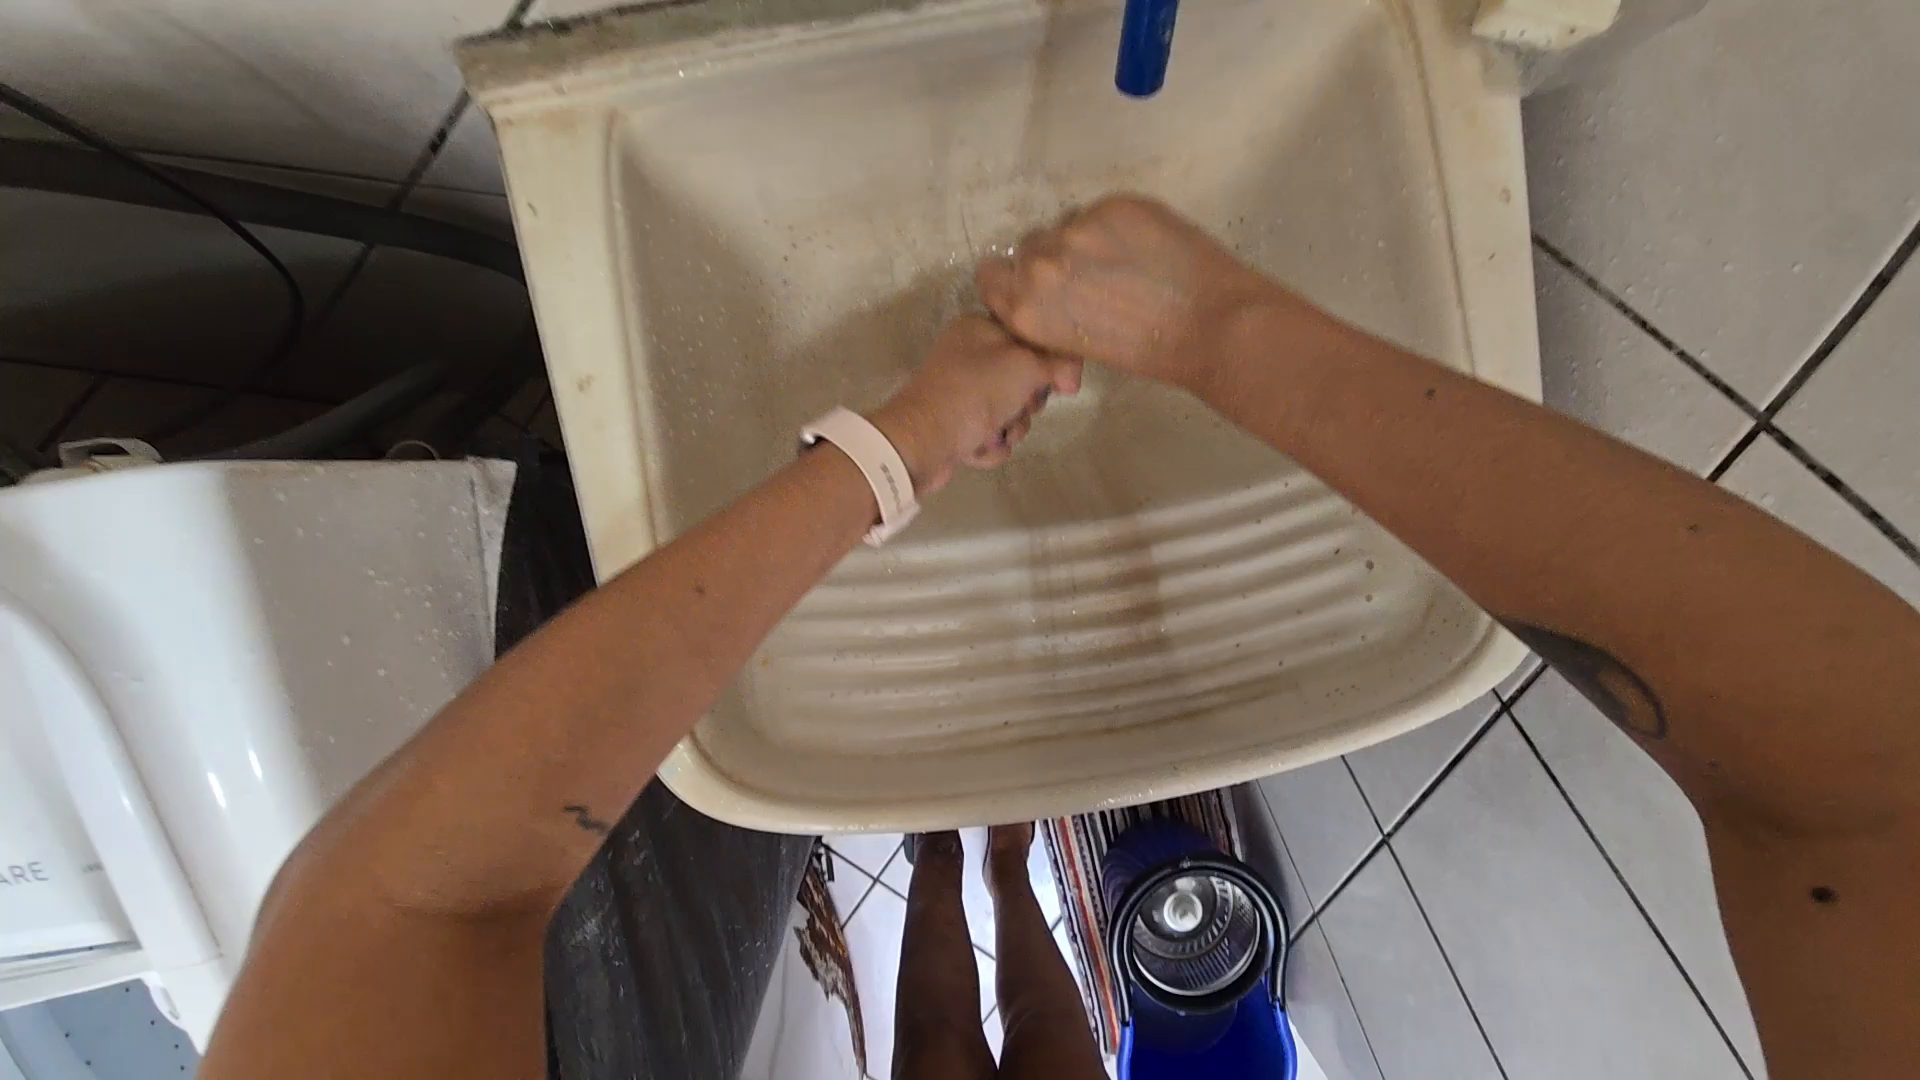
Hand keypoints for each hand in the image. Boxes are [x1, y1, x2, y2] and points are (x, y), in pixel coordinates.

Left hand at [868, 314, 1081, 494]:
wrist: (922, 441)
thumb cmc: (974, 393)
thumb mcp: (1025, 365)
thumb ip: (1057, 364)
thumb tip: (1072, 378)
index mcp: (979, 329)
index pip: (1031, 339)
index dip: (1050, 363)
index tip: (1061, 384)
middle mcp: (968, 357)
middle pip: (1023, 379)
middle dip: (1026, 403)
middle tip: (1020, 407)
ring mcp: (961, 394)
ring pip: (1010, 412)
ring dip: (1010, 428)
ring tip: (995, 433)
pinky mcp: (956, 426)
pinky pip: (991, 435)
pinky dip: (990, 445)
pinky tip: (977, 447)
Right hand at [975, 195, 1315, 393]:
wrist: (1207, 324)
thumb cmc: (1143, 352)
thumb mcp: (1075, 346)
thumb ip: (1046, 315)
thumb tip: (1043, 297)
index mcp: (1025, 308)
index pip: (990, 276)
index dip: (1011, 281)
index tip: (1037, 288)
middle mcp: (1040, 266)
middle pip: (1028, 246)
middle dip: (1051, 259)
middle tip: (1088, 278)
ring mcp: (1077, 229)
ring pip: (1065, 224)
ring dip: (1083, 239)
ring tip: (1121, 262)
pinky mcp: (1113, 204)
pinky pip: (1099, 210)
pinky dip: (1115, 225)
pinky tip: (1143, 248)